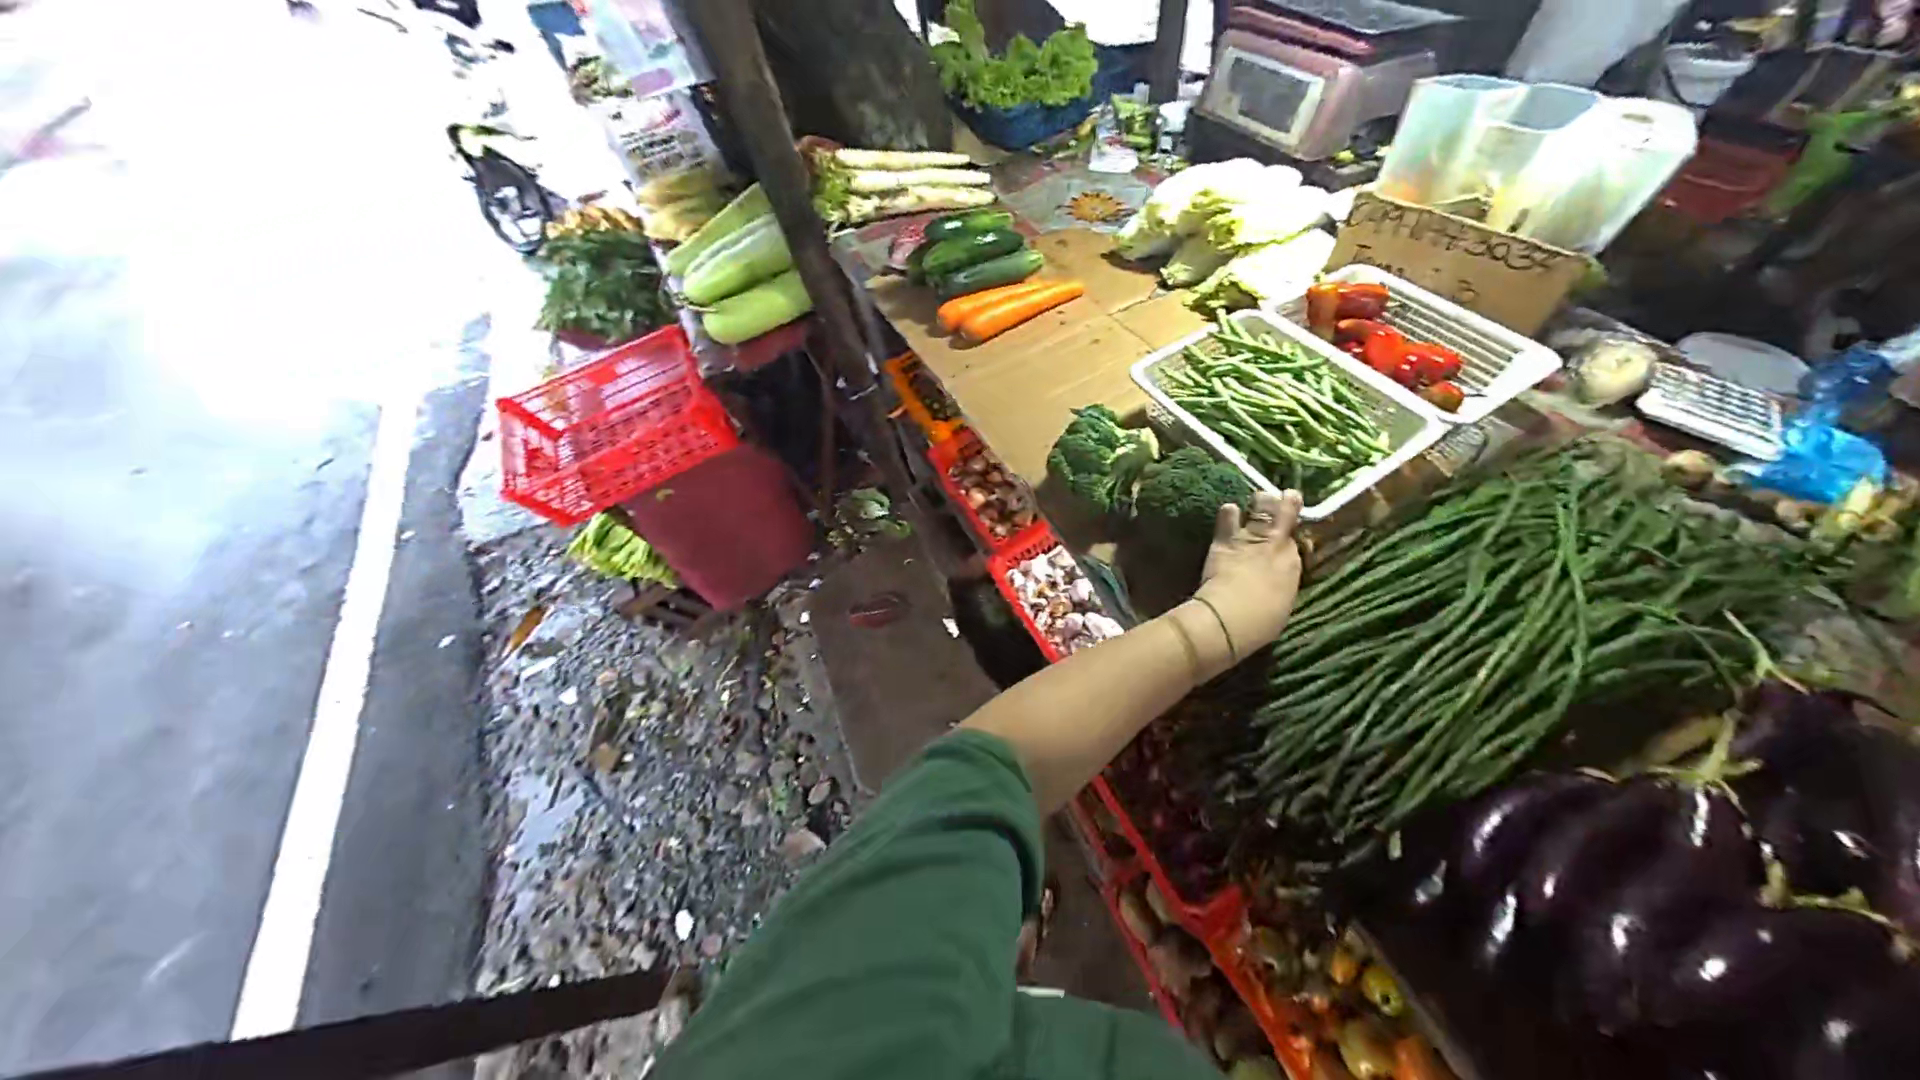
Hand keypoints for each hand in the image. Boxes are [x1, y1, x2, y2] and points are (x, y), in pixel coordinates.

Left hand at [1194, 490, 1303, 652]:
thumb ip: (1280, 584)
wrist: (1230, 617)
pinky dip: (1229, 511)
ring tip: (1258, 498)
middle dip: (1285, 502)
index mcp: (1293, 564)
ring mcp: (1250, 538)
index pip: (1296, 540)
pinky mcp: (1224, 539)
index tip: (1289, 531)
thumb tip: (1274, 583)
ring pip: (1261, 506)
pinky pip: (1229, 514)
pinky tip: (1229, 509)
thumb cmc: (1260, 622)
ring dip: (1260, 501)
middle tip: (1284, 496)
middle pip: (1285, 512)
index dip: (1291, 535)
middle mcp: (1276, 545)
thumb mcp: (1281, 604)